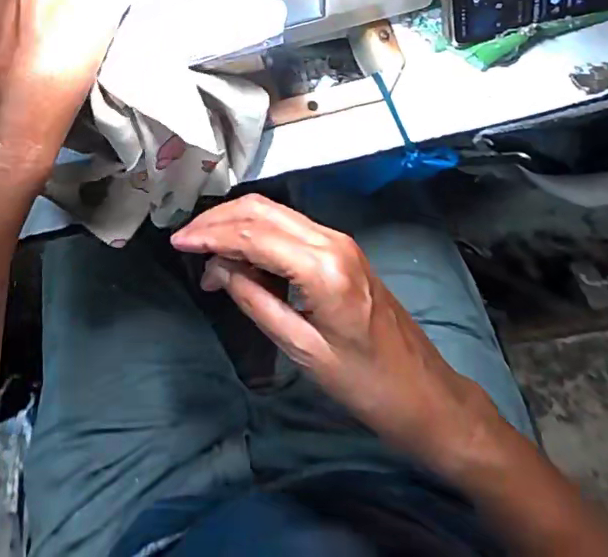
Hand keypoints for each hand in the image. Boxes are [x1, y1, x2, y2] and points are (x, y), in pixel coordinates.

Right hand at [171, 195, 501, 466]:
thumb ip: (255, 301)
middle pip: (261, 210)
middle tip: (185, 242)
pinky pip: (287, 228)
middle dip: (217, 220)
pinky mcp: (340, 248)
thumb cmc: (368, 386)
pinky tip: (238, 257)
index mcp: (324, 267)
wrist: (429, 396)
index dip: (210, 235)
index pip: (253, 233)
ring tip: (204, 252)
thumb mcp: (303, 350)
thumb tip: (216, 269)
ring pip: (273, 213)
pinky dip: (256, 234)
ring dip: (234, 224)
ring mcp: (338, 241)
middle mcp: (331, 241)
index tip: (178, 243)